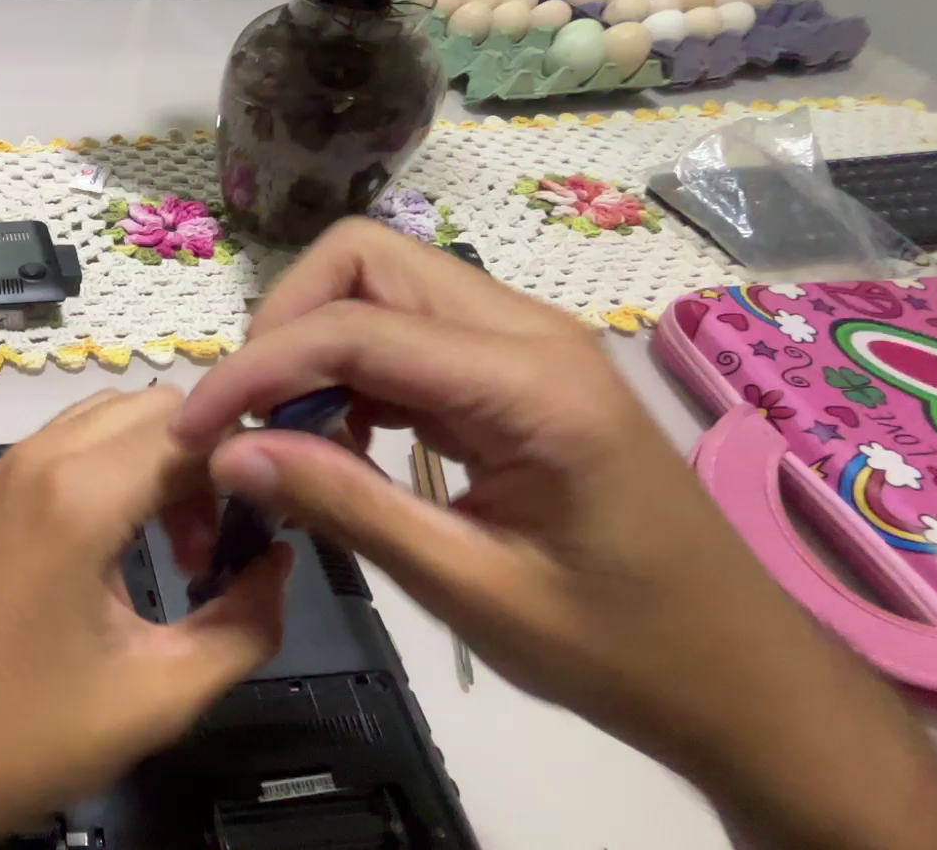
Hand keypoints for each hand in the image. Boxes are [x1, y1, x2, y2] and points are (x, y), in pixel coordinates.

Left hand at [0, 387, 291, 849]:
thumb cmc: (24, 732)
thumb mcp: (158, 694)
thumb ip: (245, 624)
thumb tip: (279, 564)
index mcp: (77, 497)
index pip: (190, 430)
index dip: (247, 461)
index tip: (277, 514)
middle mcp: (38, 460)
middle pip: (153, 408)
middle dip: (204, 458)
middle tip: (219, 544)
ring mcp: (6, 471)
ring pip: (109, 418)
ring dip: (158, 460)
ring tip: (175, 549)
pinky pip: (70, 444)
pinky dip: (115, 467)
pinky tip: (121, 544)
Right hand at [173, 218, 936, 849]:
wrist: (741, 676)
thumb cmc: (617, 645)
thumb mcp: (467, 588)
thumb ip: (343, 505)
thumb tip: (228, 456)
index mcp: (528, 384)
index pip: (352, 329)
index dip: (254, 371)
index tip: (195, 432)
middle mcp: (524, 331)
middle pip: (362, 259)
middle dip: (281, 325)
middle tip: (248, 414)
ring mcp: (519, 340)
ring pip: (375, 281)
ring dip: (308, 341)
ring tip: (283, 429)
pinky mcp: (506, 364)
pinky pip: (398, 327)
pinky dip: (343, 366)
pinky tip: (337, 435)